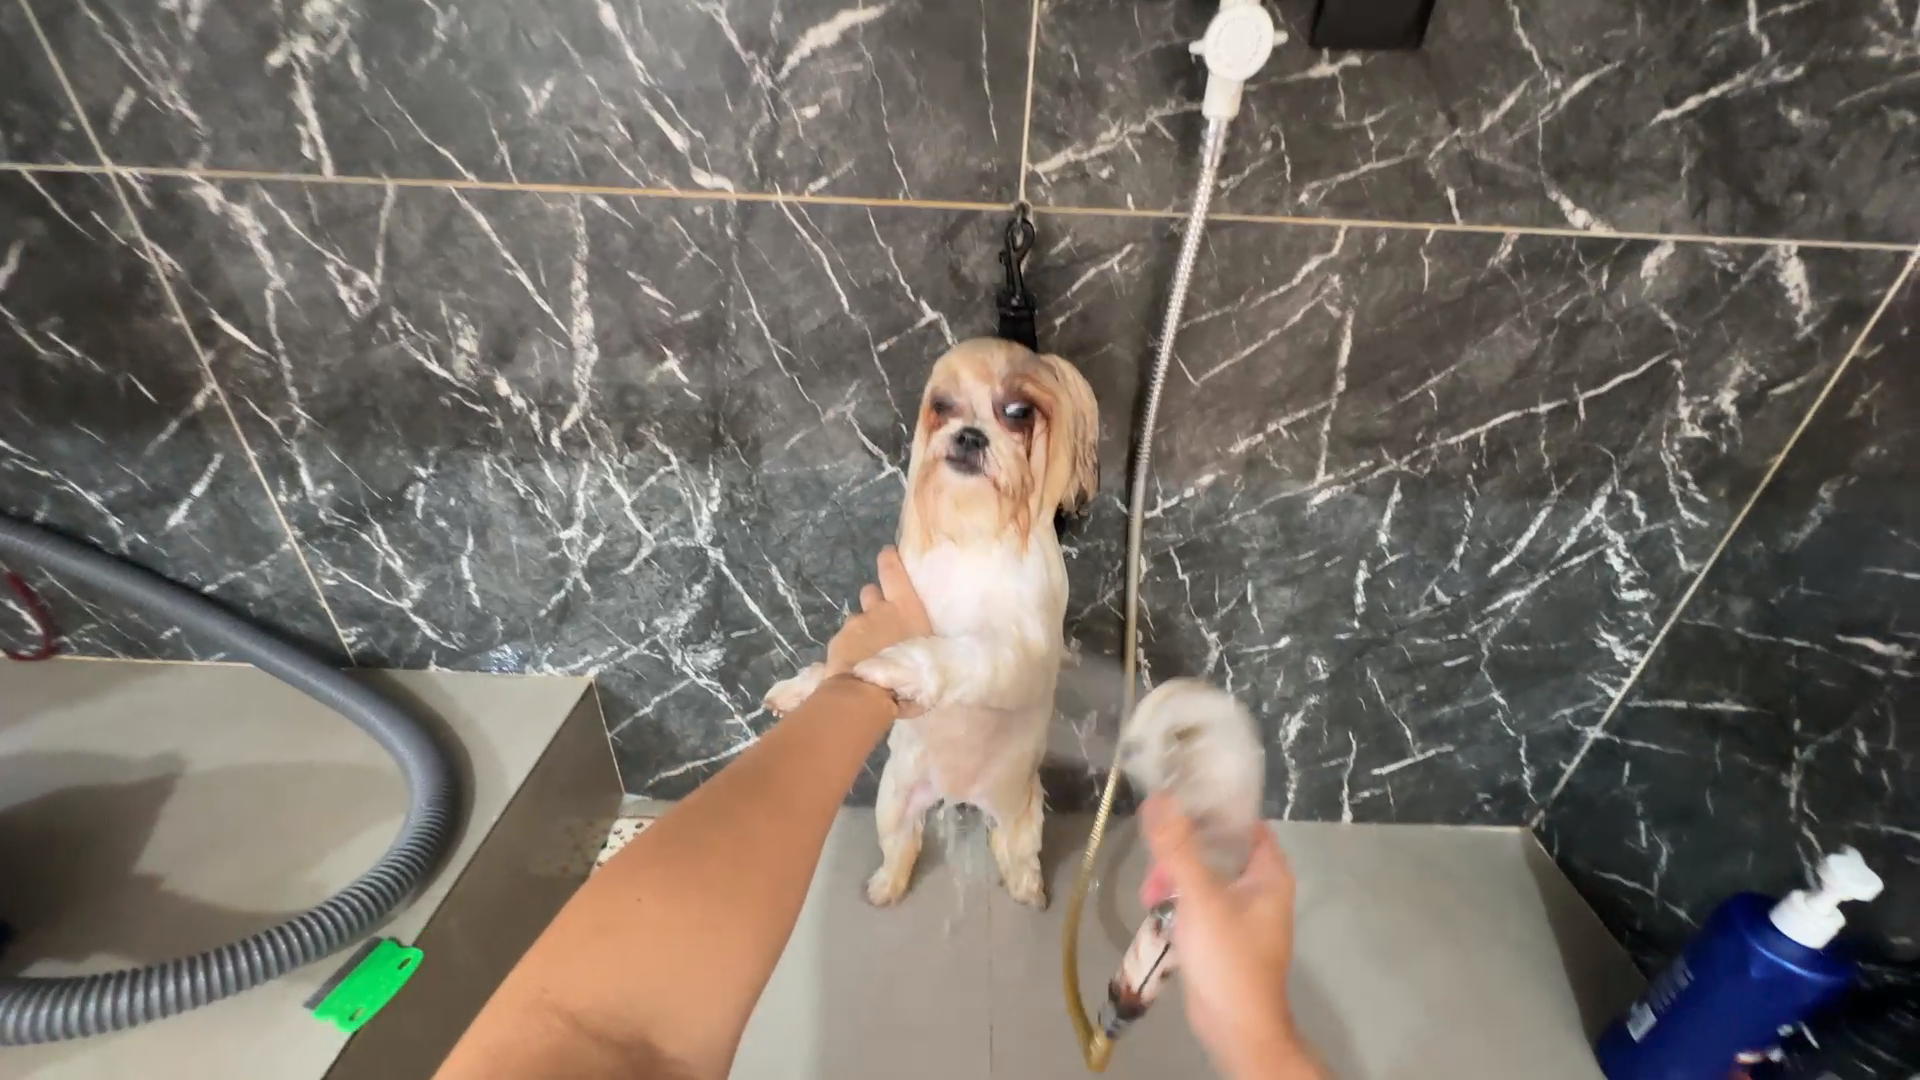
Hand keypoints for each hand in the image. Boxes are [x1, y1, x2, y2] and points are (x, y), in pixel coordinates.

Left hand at [825, 546, 931, 676]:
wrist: (869, 694)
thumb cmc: (911, 675)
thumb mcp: (931, 658)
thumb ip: (924, 645)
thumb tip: (928, 651)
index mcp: (906, 608)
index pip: (893, 570)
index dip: (889, 559)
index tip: (887, 554)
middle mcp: (879, 609)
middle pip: (871, 592)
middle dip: (874, 600)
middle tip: (881, 618)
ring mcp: (855, 624)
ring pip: (857, 618)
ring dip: (862, 628)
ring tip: (867, 649)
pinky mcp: (838, 641)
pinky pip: (845, 639)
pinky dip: (849, 648)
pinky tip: (855, 664)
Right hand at [1139, 796, 1321, 1079]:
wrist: (1235, 1030)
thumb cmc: (1228, 958)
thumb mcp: (1200, 896)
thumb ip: (1177, 847)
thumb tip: (1158, 797)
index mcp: (1268, 872)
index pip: (1243, 820)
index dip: (1212, 805)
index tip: (1177, 795)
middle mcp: (1258, 886)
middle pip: (1216, 844)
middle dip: (1181, 847)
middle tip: (1156, 858)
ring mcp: (1240, 909)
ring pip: (1201, 870)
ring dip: (1173, 874)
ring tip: (1150, 891)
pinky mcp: (1221, 930)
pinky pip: (1196, 896)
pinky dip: (1177, 896)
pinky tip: (1155, 906)